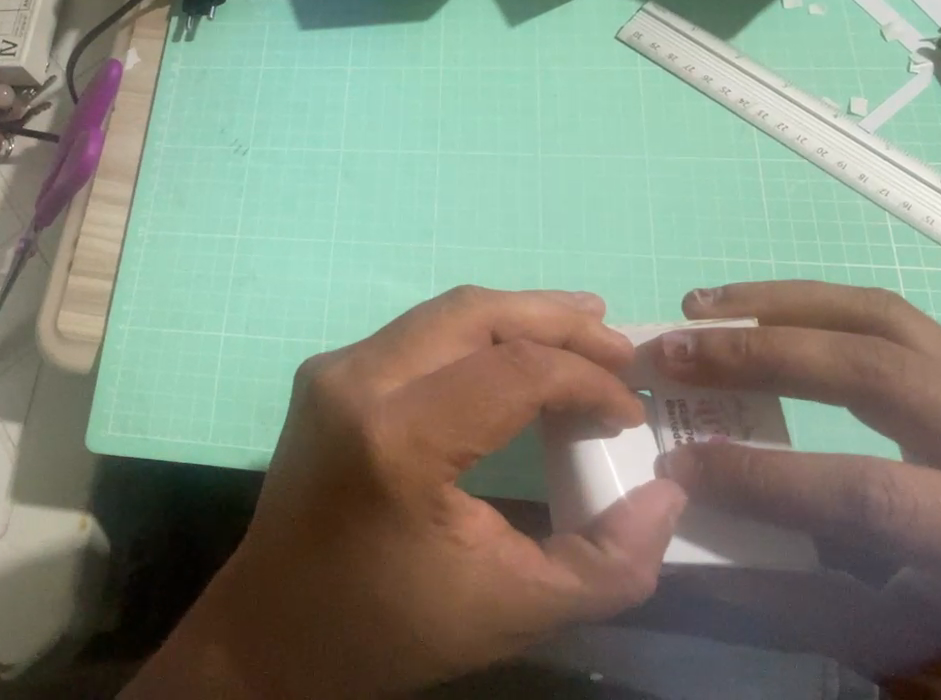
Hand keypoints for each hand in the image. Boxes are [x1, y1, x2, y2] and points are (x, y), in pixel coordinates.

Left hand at [125, 287, 686, 698]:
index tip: (630, 414)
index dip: (587, 381)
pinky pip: (416, 332)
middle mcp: (358, 381)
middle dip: (557, 321)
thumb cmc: (388, 624)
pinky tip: (514, 352)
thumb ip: (609, 561)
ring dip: (517, 317)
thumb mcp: (514, 610)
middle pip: (475, 314)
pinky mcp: (326, 372)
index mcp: (397, 439)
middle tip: (621, 343)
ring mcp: (334, 369)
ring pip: (443, 312)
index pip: (515, 372)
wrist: (273, 627)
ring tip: (584, 329)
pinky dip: (475, 334)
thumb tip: (667, 492)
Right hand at [643, 281, 940, 671]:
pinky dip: (810, 305)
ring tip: (698, 306)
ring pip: (884, 319)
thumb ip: (794, 598)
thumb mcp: (909, 650)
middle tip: (669, 355)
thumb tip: (686, 537)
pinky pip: (891, 321)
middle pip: (875, 372)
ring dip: (777, 305)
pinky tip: (755, 310)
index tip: (673, 465)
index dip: (760, 475)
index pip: (871, 491)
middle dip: (756, 356)